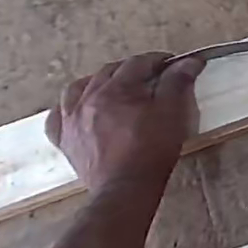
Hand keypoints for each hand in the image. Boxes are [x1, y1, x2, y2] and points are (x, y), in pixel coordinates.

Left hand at [46, 52, 205, 198]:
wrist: (126, 186)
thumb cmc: (153, 147)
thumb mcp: (172, 111)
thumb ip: (177, 82)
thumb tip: (188, 61)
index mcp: (115, 90)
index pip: (137, 63)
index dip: (158, 60)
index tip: (174, 64)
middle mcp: (87, 99)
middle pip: (108, 71)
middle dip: (132, 68)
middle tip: (152, 75)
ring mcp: (71, 121)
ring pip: (78, 88)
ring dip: (98, 81)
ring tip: (115, 86)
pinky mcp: (65, 141)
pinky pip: (58, 117)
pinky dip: (69, 107)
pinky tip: (79, 109)